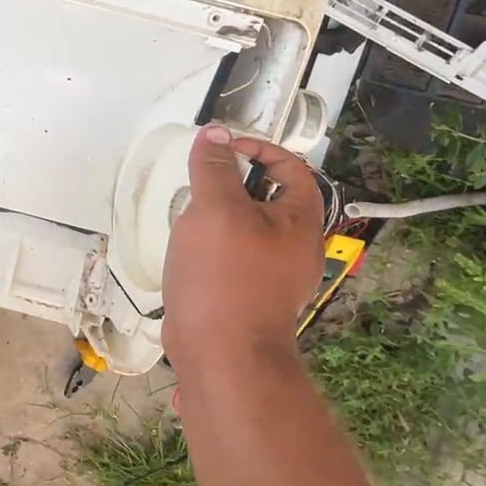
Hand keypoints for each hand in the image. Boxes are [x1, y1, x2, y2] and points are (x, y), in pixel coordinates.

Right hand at [162, 124, 323, 372]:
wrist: (222, 352)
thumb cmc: (224, 274)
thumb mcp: (215, 209)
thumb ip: (214, 168)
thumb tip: (215, 133)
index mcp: (300, 222)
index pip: (291, 167)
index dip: (258, 148)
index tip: (219, 147)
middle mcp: (294, 246)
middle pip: (267, 196)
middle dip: (229, 181)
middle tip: (197, 182)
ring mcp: (272, 272)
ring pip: (245, 225)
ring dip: (216, 213)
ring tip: (186, 216)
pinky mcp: (247, 291)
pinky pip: (232, 252)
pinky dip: (210, 241)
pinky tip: (186, 249)